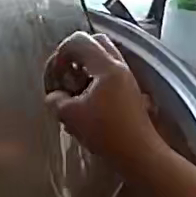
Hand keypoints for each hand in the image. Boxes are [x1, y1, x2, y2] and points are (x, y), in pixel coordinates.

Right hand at [44, 31, 161, 168]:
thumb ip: (56, 101)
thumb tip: (54, 96)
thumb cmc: (106, 133)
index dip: (60, 55)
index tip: (56, 77)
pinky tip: (88, 102)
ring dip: (86, 68)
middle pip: (94, 42)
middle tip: (65, 76)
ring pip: (103, 58)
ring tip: (75, 90)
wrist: (141, 155)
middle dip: (75, 55)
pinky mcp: (131, 91)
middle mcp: (119, 65)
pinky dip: (95, 79)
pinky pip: (110, 73)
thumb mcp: (72, 117)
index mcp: (106, 65)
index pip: (78, 41)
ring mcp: (127, 77)